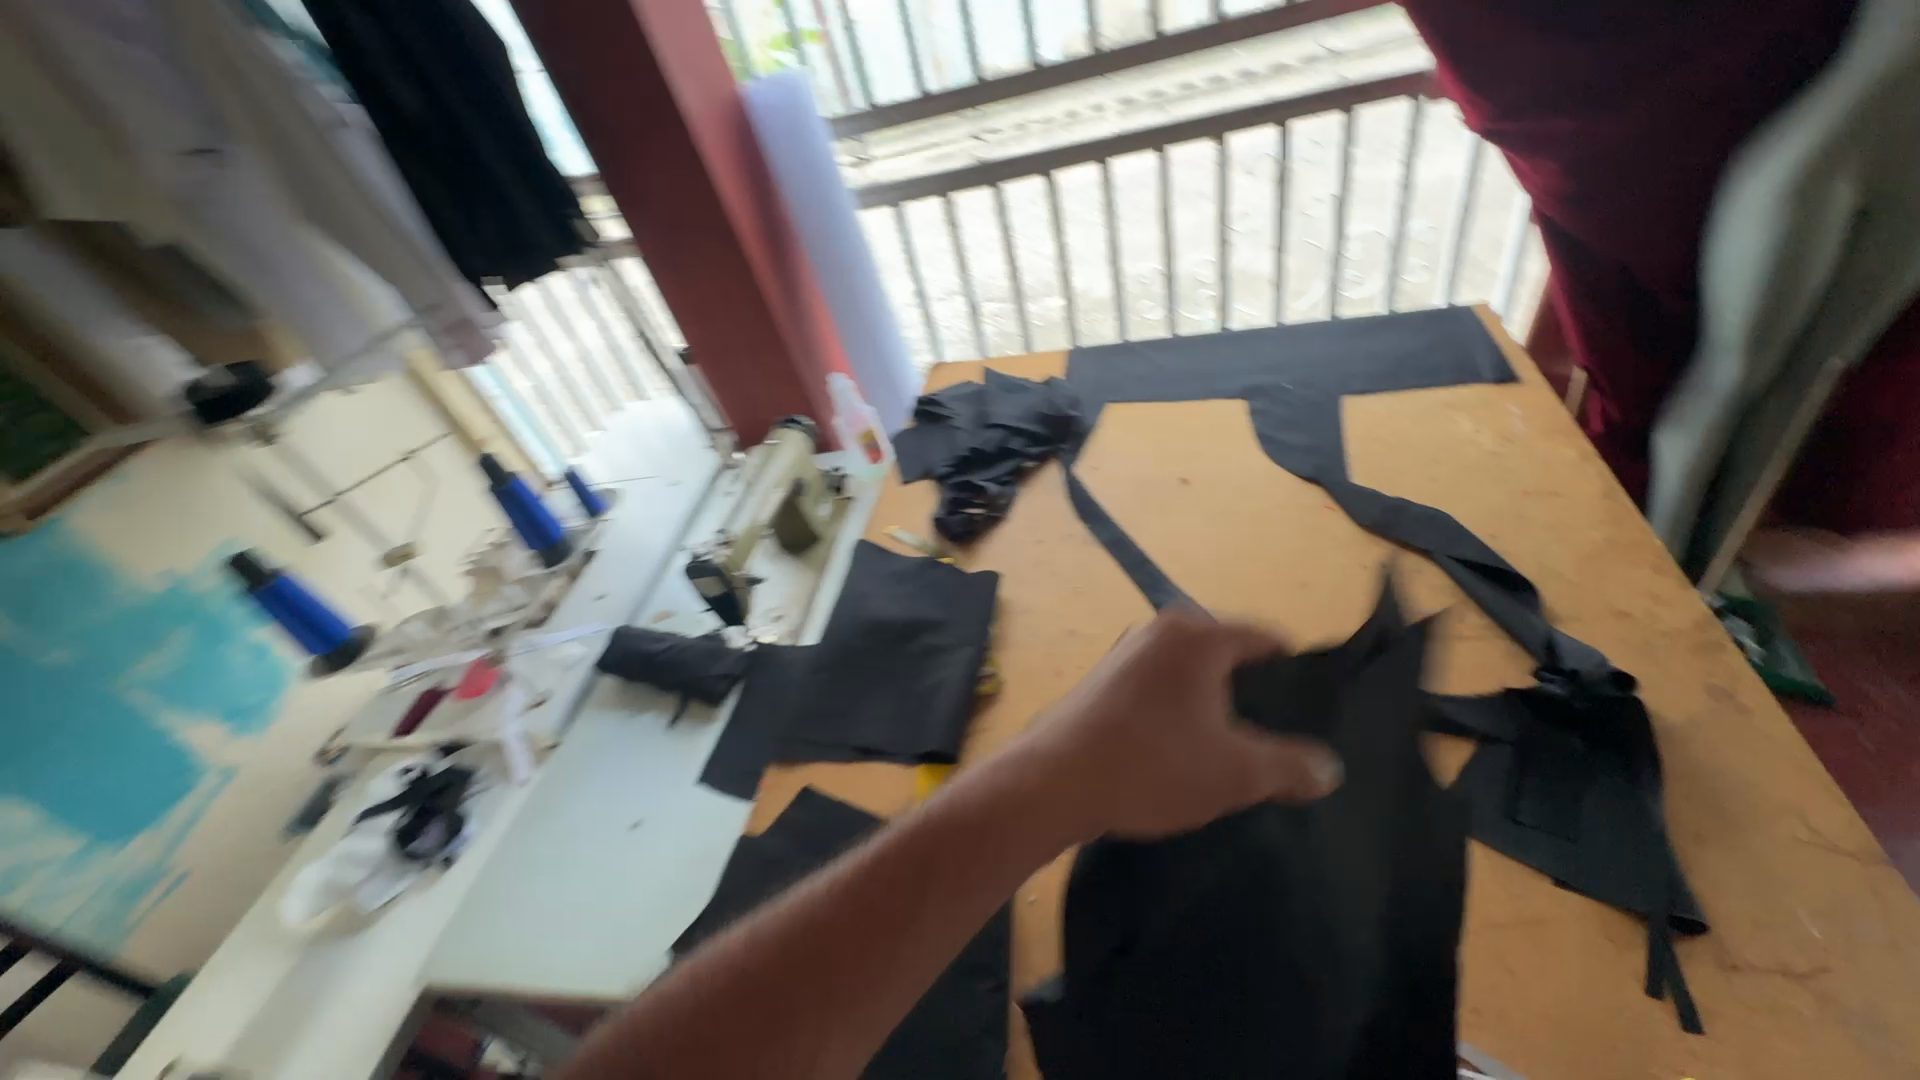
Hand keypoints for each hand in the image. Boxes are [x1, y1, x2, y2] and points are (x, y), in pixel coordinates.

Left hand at [1013, 607, 1343, 841]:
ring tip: (1230, 754)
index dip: (1296, 675)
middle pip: (1225, 656)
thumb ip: (1290, 766)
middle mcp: (1157, 632)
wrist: (1053, 782)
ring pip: (1188, 676)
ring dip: (1210, 709)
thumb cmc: (1152, 765)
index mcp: (1196, 636)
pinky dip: (1175, 714)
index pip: (1266, 640)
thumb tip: (1329, 768)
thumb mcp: (1236, 773)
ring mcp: (1123, 655)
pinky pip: (1156, 690)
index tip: (1313, 713)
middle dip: (1252, 695)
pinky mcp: (1099, 683)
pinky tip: (1179, 754)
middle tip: (1274, 741)